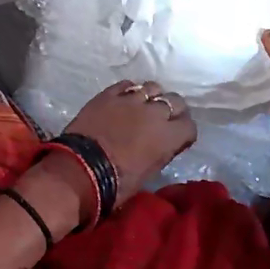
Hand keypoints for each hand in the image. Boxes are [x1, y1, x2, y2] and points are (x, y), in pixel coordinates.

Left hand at [62, 80, 196, 192]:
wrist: (80, 171)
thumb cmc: (117, 183)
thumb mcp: (150, 172)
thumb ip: (162, 152)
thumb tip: (164, 143)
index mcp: (168, 136)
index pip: (189, 125)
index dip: (184, 132)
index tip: (178, 138)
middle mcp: (154, 112)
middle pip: (175, 101)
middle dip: (173, 110)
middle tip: (164, 120)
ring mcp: (130, 100)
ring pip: (151, 87)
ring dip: (152, 97)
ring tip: (144, 106)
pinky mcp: (108, 95)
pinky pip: (125, 85)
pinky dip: (129, 91)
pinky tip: (124, 99)